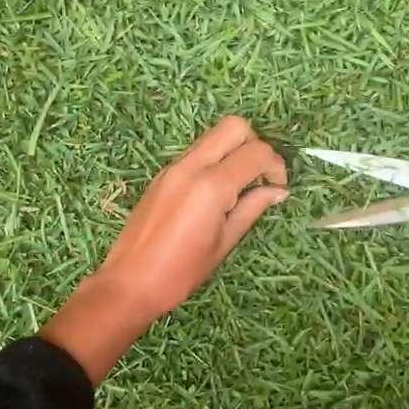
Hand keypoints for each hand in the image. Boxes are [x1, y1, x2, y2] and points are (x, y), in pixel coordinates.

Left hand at [41, 116, 287, 382]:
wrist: (130, 282)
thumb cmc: (181, 272)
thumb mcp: (224, 243)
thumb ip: (251, 208)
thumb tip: (277, 191)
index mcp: (211, 186)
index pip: (256, 152)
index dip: (276, 166)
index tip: (279, 187)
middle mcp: (191, 166)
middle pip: (234, 126)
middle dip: (256, 145)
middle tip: (260, 177)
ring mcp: (173, 167)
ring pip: (213, 136)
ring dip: (234, 151)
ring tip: (239, 187)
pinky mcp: (163, 174)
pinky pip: (197, 152)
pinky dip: (215, 160)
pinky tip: (216, 193)